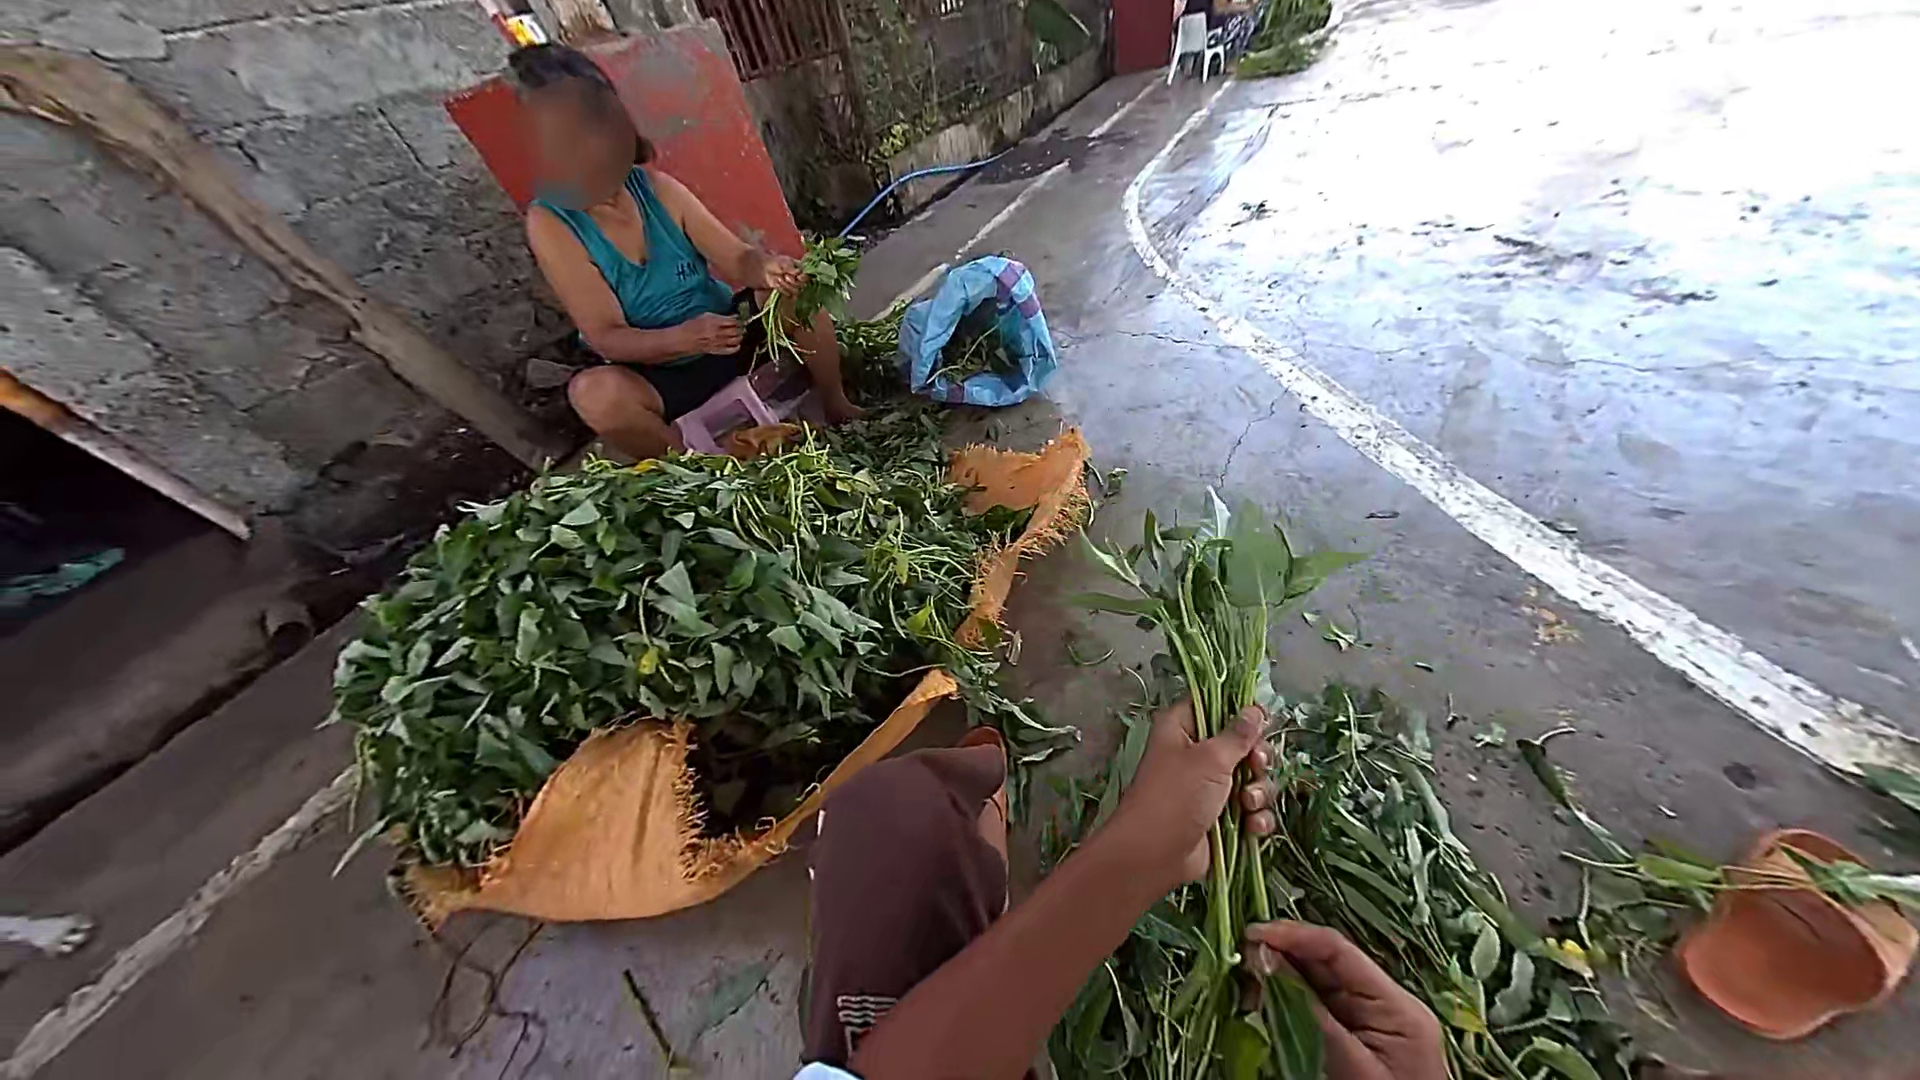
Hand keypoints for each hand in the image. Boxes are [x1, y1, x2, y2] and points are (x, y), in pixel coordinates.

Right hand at [681, 312, 743, 354]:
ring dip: (740, 337)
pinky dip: (737, 347)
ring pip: (736, 340)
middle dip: (741, 328)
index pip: (733, 321)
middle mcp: (718, 332)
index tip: (740, 320)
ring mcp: (719, 342)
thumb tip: (734, 316)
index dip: (739, 320)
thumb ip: (720, 316)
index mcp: (715, 322)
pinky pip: (732, 350)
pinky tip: (737, 345)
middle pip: (736, 331)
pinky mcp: (718, 351)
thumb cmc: (693, 325)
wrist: (684, 339)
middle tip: (742, 327)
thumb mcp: (705, 316)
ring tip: (739, 335)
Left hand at [759, 252, 804, 295]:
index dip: (804, 278)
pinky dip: (781, 288)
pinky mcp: (787, 292)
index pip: (807, 276)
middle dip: (792, 281)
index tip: (798, 277)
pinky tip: (776, 283)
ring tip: (778, 278)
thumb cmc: (775, 263)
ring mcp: (793, 286)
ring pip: (795, 291)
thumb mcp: (785, 263)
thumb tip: (799, 273)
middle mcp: (798, 279)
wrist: (764, 270)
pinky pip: (788, 294)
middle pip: (802, 285)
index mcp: (800, 270)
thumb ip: (793, 269)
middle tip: (785, 275)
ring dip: (785, 285)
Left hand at [1102, 700, 1270, 887]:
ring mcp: (1209, 784)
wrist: (1158, 852)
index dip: (1240, 710)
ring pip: (1251, 777)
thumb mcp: (1209, 758)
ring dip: (1257, 791)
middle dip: (1256, 758)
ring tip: (1246, 804)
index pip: (1214, 704)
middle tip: (1255, 767)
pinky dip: (1256, 817)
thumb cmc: (1177, 794)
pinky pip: (1251, 808)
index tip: (1262, 718)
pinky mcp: (1221, 814)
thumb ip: (1237, 735)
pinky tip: (1252, 827)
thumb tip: (1255, 708)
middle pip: (1242, 743)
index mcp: (1182, 726)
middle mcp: (1195, 751)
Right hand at [1245, 922, 1445, 1079]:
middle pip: (1320, 959)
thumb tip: (1261, 954)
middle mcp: (1380, 1001)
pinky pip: (1308, 1002)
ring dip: (1275, 976)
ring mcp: (1364, 1018)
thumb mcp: (1347, 1064)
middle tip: (1243, 962)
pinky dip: (1281, 998)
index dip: (1291, 934)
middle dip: (1277, 955)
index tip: (1251, 935)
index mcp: (1395, 1005)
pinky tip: (1261, 1001)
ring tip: (1248, 986)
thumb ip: (1305, 1008)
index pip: (1336, 948)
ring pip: (1309, 978)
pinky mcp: (1347, 1034)